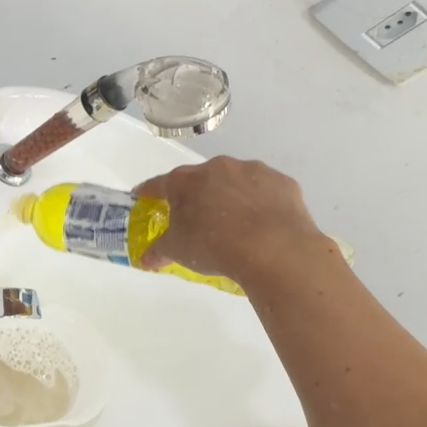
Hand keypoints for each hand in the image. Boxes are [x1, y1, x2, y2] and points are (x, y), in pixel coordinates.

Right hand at [132, 156, 332, 282]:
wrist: (275, 249)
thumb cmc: (213, 246)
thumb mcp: (176, 251)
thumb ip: (158, 250)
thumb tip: (147, 259)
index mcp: (185, 181)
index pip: (158, 183)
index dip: (149, 192)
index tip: (143, 198)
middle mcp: (218, 167)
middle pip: (200, 179)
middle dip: (195, 195)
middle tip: (194, 217)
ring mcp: (254, 171)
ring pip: (234, 181)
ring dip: (229, 195)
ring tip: (232, 222)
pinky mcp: (283, 182)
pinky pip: (263, 190)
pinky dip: (258, 202)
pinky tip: (260, 223)